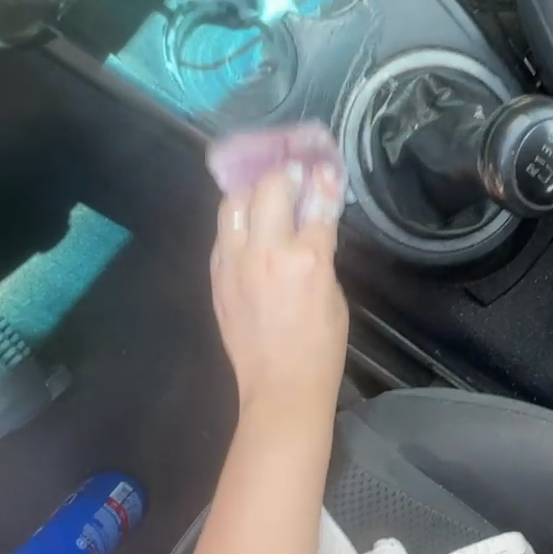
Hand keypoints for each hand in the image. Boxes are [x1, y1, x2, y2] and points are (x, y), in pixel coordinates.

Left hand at [209, 162, 348, 419]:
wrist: (281, 386)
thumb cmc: (321, 348)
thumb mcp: (335, 298)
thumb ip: (322, 255)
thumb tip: (314, 226)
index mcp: (307, 259)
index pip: (316, 203)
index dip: (322, 181)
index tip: (324, 167)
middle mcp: (266, 251)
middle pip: (269, 189)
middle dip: (283, 176)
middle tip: (293, 176)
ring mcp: (234, 262)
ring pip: (234, 203)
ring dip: (251, 191)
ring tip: (264, 192)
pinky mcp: (217, 275)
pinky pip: (223, 233)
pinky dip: (237, 221)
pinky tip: (248, 226)